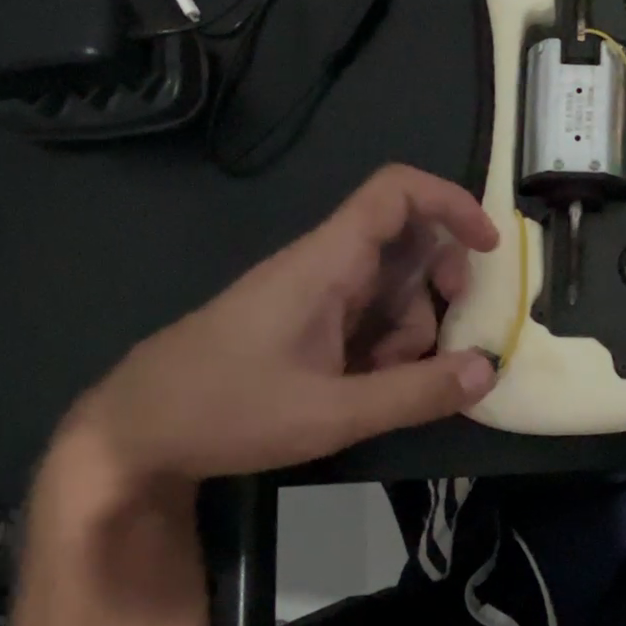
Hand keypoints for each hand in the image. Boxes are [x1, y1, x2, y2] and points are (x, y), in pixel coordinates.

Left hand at [62, 165, 500, 483]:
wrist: (134, 432)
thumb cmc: (225, 410)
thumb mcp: (331, 414)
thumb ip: (414, 393)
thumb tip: (487, 370)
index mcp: (327, 263)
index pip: (396, 193)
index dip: (451, 203)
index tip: (490, 245)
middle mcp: (324, 266)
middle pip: (407, 244)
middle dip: (440, 288)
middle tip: (449, 336)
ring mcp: (312, 294)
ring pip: (390, 287)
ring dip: (410, 330)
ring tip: (386, 384)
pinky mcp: (303, 322)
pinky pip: (365, 316)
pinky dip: (383, 348)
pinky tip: (363, 389)